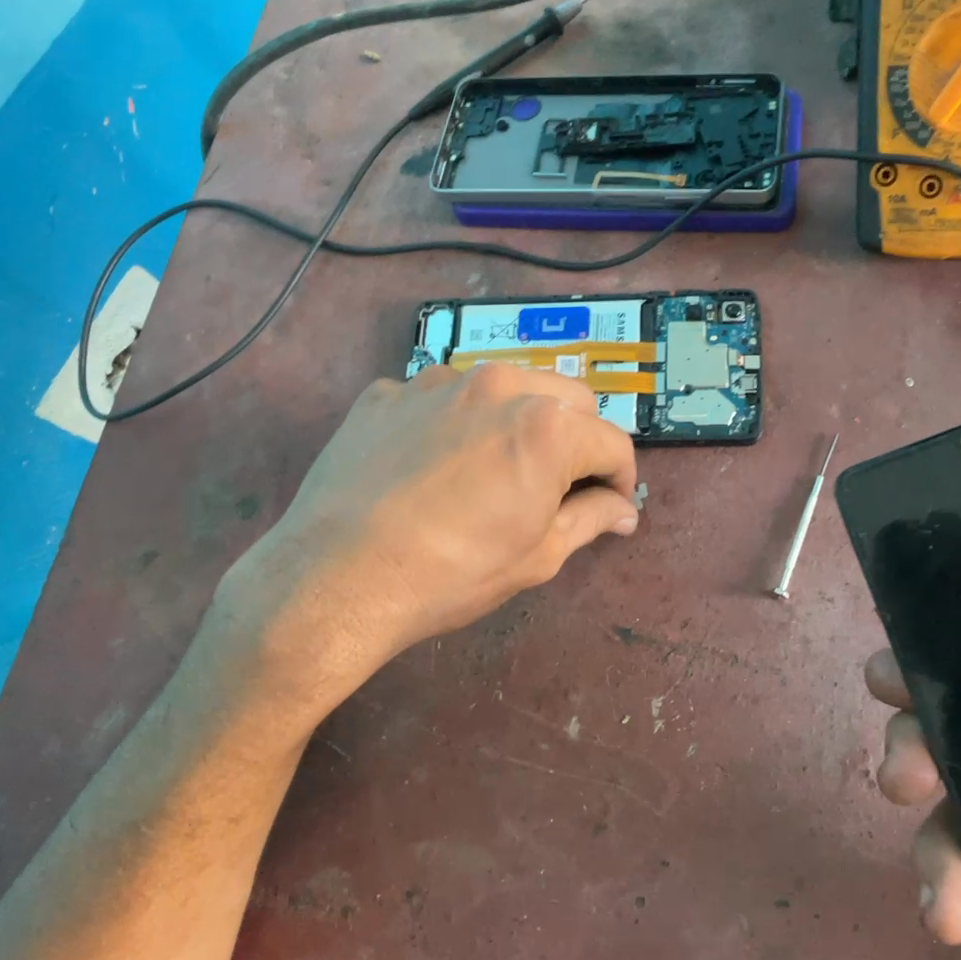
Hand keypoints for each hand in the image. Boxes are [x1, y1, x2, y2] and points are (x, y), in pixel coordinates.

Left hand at [219, 364, 637, 705]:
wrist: (336, 577)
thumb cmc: (453, 574)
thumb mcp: (537, 556)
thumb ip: (591, 519)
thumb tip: (623, 510)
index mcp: (547, 426)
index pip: (612, 443)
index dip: (620, 479)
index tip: (610, 505)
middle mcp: (498, 385)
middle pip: (568, 399)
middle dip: (578, 439)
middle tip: (559, 487)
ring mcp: (436, 382)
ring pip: (504, 387)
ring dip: (518, 421)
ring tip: (494, 472)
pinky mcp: (387, 393)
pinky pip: (441, 399)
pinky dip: (454, 424)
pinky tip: (433, 468)